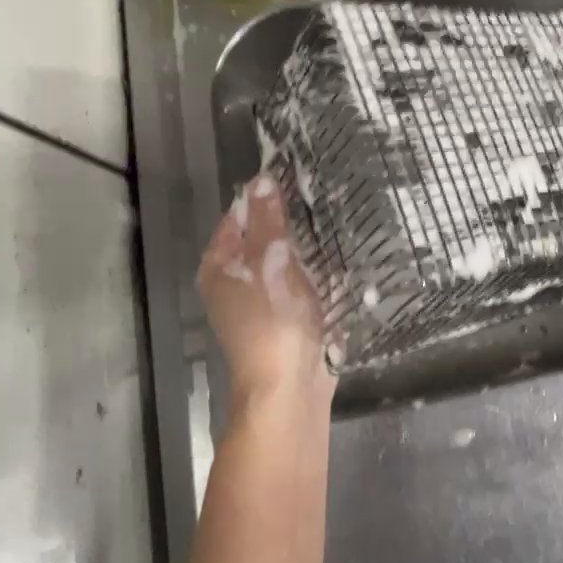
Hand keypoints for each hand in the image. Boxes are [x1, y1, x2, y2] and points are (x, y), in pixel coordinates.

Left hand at [198, 173, 336, 405]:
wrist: (291, 382)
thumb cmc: (273, 317)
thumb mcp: (270, 259)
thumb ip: (268, 219)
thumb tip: (261, 179)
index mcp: (219, 267)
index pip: (238, 218)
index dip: (264, 198)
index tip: (298, 180)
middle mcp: (236, 283)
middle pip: (264, 240)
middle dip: (292, 223)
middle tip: (324, 199)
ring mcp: (264, 303)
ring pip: (289, 262)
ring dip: (310, 249)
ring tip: (338, 224)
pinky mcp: (291, 318)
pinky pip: (306, 285)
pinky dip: (321, 273)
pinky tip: (343, 262)